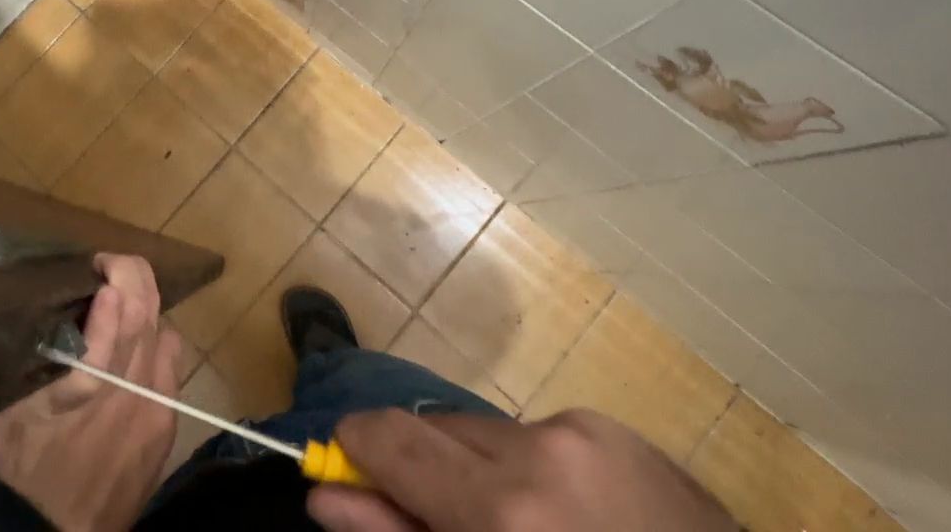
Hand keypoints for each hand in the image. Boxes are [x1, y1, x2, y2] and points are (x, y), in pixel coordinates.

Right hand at [0, 254, 183, 531]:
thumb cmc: (20, 463)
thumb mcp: (18, 403)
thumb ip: (51, 351)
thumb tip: (77, 307)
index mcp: (88, 385)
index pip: (121, 314)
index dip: (119, 278)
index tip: (100, 263)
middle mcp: (130, 394)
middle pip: (150, 317)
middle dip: (136, 280)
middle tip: (112, 268)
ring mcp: (155, 412)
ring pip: (167, 339)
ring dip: (149, 312)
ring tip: (125, 306)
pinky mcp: (166, 430)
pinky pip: (171, 371)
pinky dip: (156, 347)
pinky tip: (137, 349)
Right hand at [308, 408, 737, 531]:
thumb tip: (326, 495)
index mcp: (508, 509)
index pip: (388, 432)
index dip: (358, 449)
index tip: (353, 479)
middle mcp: (545, 448)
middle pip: (436, 428)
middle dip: (428, 471)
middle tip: (451, 528)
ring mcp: (592, 431)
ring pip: (487, 432)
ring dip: (483, 473)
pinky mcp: (624, 431)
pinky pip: (542, 437)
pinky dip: (533, 472)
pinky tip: (571, 521)